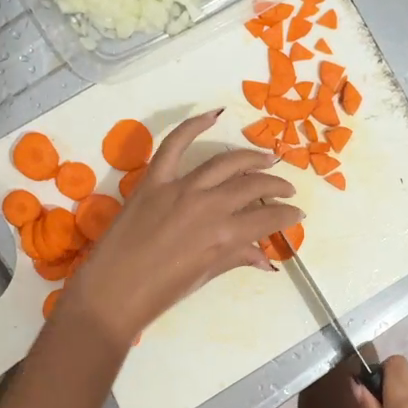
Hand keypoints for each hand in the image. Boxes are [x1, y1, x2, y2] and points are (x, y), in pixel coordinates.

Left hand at [63, 109, 301, 345]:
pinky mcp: (154, 179)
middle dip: (276, 186)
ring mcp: (180, 188)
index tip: (296, 214)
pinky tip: (214, 115)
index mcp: (224, 235)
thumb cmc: (160, 293)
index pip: (268, 217)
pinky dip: (194, 125)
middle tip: (287, 188)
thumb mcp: (203, 276)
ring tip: (267, 158)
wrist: (111, 292)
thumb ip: (235, 258)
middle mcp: (208, 205)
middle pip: (252, 186)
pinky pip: (175, 144)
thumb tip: (266, 258)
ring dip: (251, 158)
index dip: (287, 215)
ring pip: (225, 163)